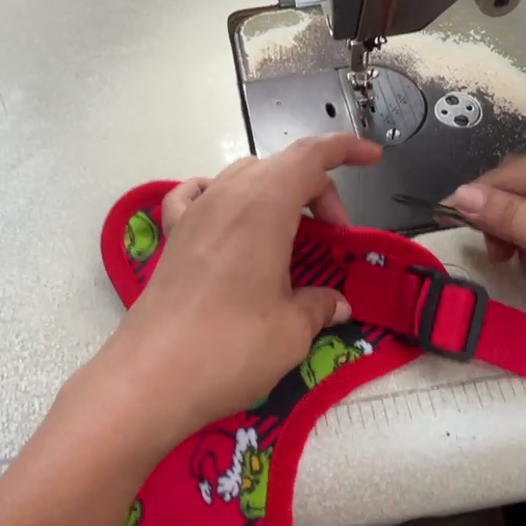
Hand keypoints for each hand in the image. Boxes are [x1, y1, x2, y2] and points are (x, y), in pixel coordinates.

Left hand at [90, 134, 382, 449]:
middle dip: (318, 190)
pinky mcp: (172, 235)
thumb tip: (338, 304)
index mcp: (265, 204)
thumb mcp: (292, 330)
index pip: (312, 155)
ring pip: (244, 176)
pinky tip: (230, 220)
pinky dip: (223, 195)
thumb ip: (320, 306)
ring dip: (277, 193)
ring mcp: (194, 212)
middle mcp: (227, 195)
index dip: (346, 149)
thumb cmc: (231, 347)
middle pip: (282, 167)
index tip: (373, 158)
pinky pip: (199, 193)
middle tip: (334, 239)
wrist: (152, 376)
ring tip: (291, 236)